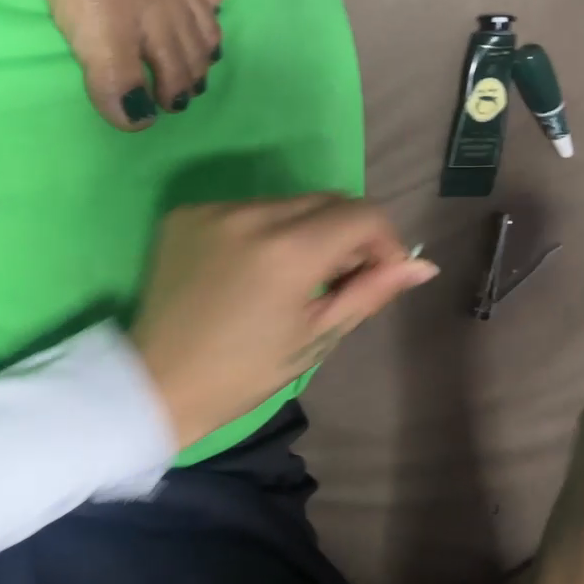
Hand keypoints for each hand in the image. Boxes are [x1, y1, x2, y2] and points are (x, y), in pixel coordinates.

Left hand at [129, 196, 438, 447]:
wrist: (161, 382)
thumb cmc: (244, 373)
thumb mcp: (316, 337)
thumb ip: (369, 292)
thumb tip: (422, 264)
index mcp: (288, 249)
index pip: (360, 214)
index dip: (382, 242)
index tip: (377, 275)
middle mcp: (248, 215)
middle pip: (322, 202)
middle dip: (344, 235)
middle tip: (335, 281)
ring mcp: (210, 211)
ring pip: (282, 204)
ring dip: (301, 231)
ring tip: (288, 280)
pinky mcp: (182, 216)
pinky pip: (240, 210)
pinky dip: (257, 232)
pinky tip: (246, 271)